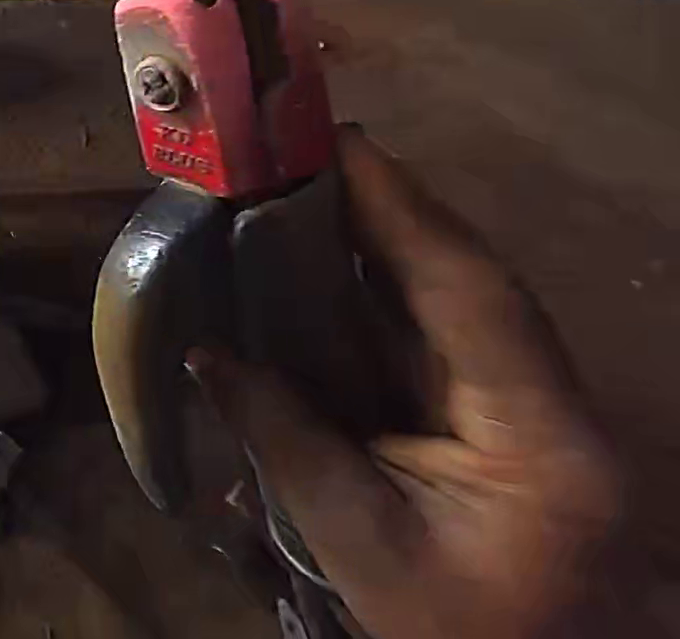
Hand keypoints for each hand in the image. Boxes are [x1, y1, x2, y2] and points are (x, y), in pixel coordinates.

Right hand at [189, 129, 623, 637]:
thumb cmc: (454, 623)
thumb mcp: (355, 537)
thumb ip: (280, 435)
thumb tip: (202, 351)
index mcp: (538, 434)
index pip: (473, 298)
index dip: (406, 214)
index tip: (343, 150)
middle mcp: (539, 398)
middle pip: (464, 277)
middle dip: (387, 203)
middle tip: (304, 149)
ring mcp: (509, 397)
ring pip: (443, 290)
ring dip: (372, 229)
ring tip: (299, 179)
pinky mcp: (474, 401)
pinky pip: (415, 318)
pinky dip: (363, 272)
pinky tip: (312, 246)